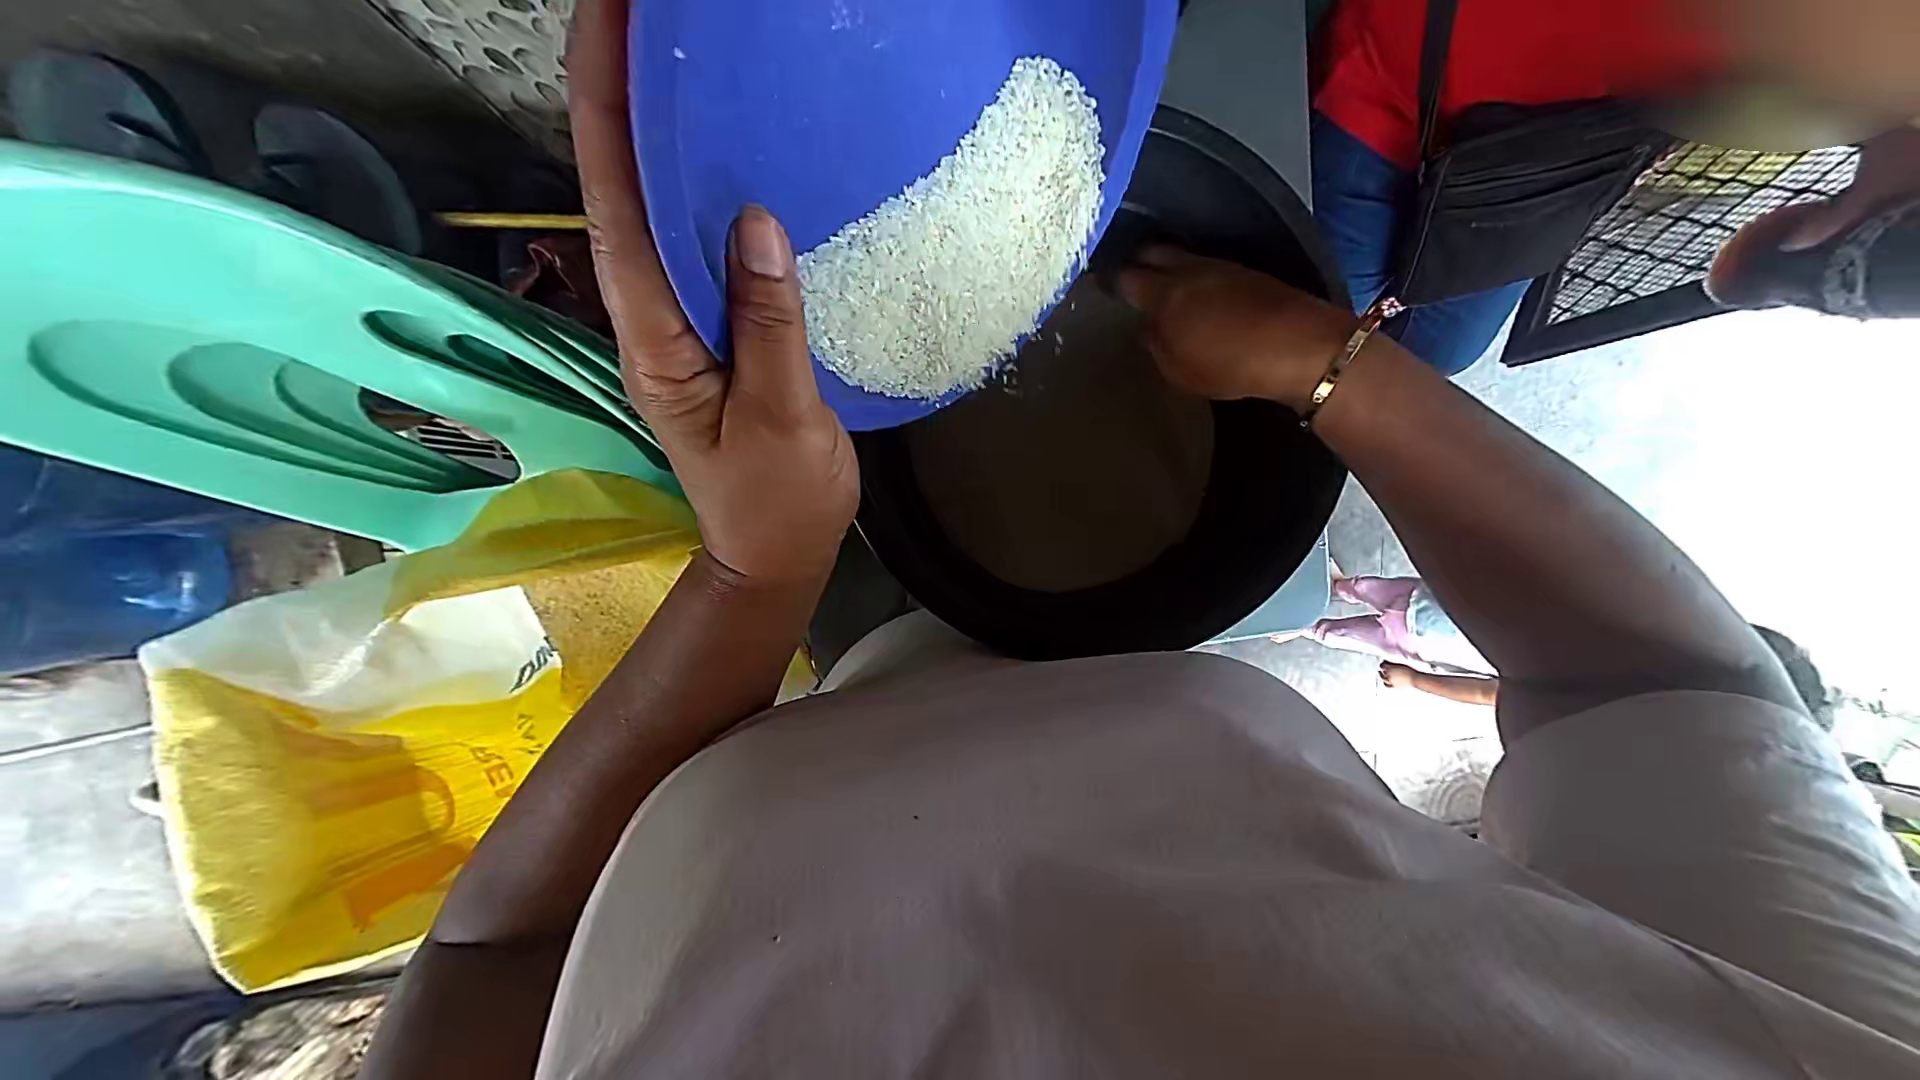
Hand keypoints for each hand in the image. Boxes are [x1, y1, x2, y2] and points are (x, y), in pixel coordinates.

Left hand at [569, 5, 857, 586]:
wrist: (778, 553)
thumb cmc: (779, 501)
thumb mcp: (782, 420)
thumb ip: (769, 328)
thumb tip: (755, 224)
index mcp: (656, 340)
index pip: (617, 208)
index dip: (610, 109)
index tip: (614, 18)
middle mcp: (657, 323)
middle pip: (628, 198)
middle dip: (629, 100)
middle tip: (656, 22)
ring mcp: (689, 331)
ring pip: (668, 223)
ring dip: (670, 141)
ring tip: (692, 68)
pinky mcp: (723, 341)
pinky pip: (712, 257)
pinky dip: (718, 202)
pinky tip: (746, 169)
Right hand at [1114, 246, 1357, 409]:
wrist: (1297, 346)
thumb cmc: (1227, 365)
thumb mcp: (1178, 369)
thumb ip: (1156, 344)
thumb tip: (1145, 327)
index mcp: (1164, 294)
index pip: (1126, 278)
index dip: (1108, 279)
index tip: (1096, 281)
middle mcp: (1190, 271)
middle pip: (1154, 252)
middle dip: (1136, 259)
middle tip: (1124, 272)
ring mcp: (1222, 267)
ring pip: (1182, 255)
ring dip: (1166, 262)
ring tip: (1156, 278)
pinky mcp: (1247, 273)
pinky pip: (1207, 265)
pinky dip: (1192, 272)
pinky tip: (1193, 287)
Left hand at [1379, 661, 1417, 688]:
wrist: (1415, 679)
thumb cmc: (1410, 671)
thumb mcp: (1400, 664)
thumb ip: (1392, 664)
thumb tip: (1387, 662)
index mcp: (1389, 667)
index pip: (1382, 665)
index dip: (1383, 664)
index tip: (1384, 664)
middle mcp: (1388, 674)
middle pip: (1382, 671)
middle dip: (1383, 669)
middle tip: (1384, 669)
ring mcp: (1390, 680)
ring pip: (1382, 678)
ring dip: (1382, 675)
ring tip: (1381, 674)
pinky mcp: (1393, 685)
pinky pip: (1386, 685)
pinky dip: (1385, 683)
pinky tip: (1385, 682)